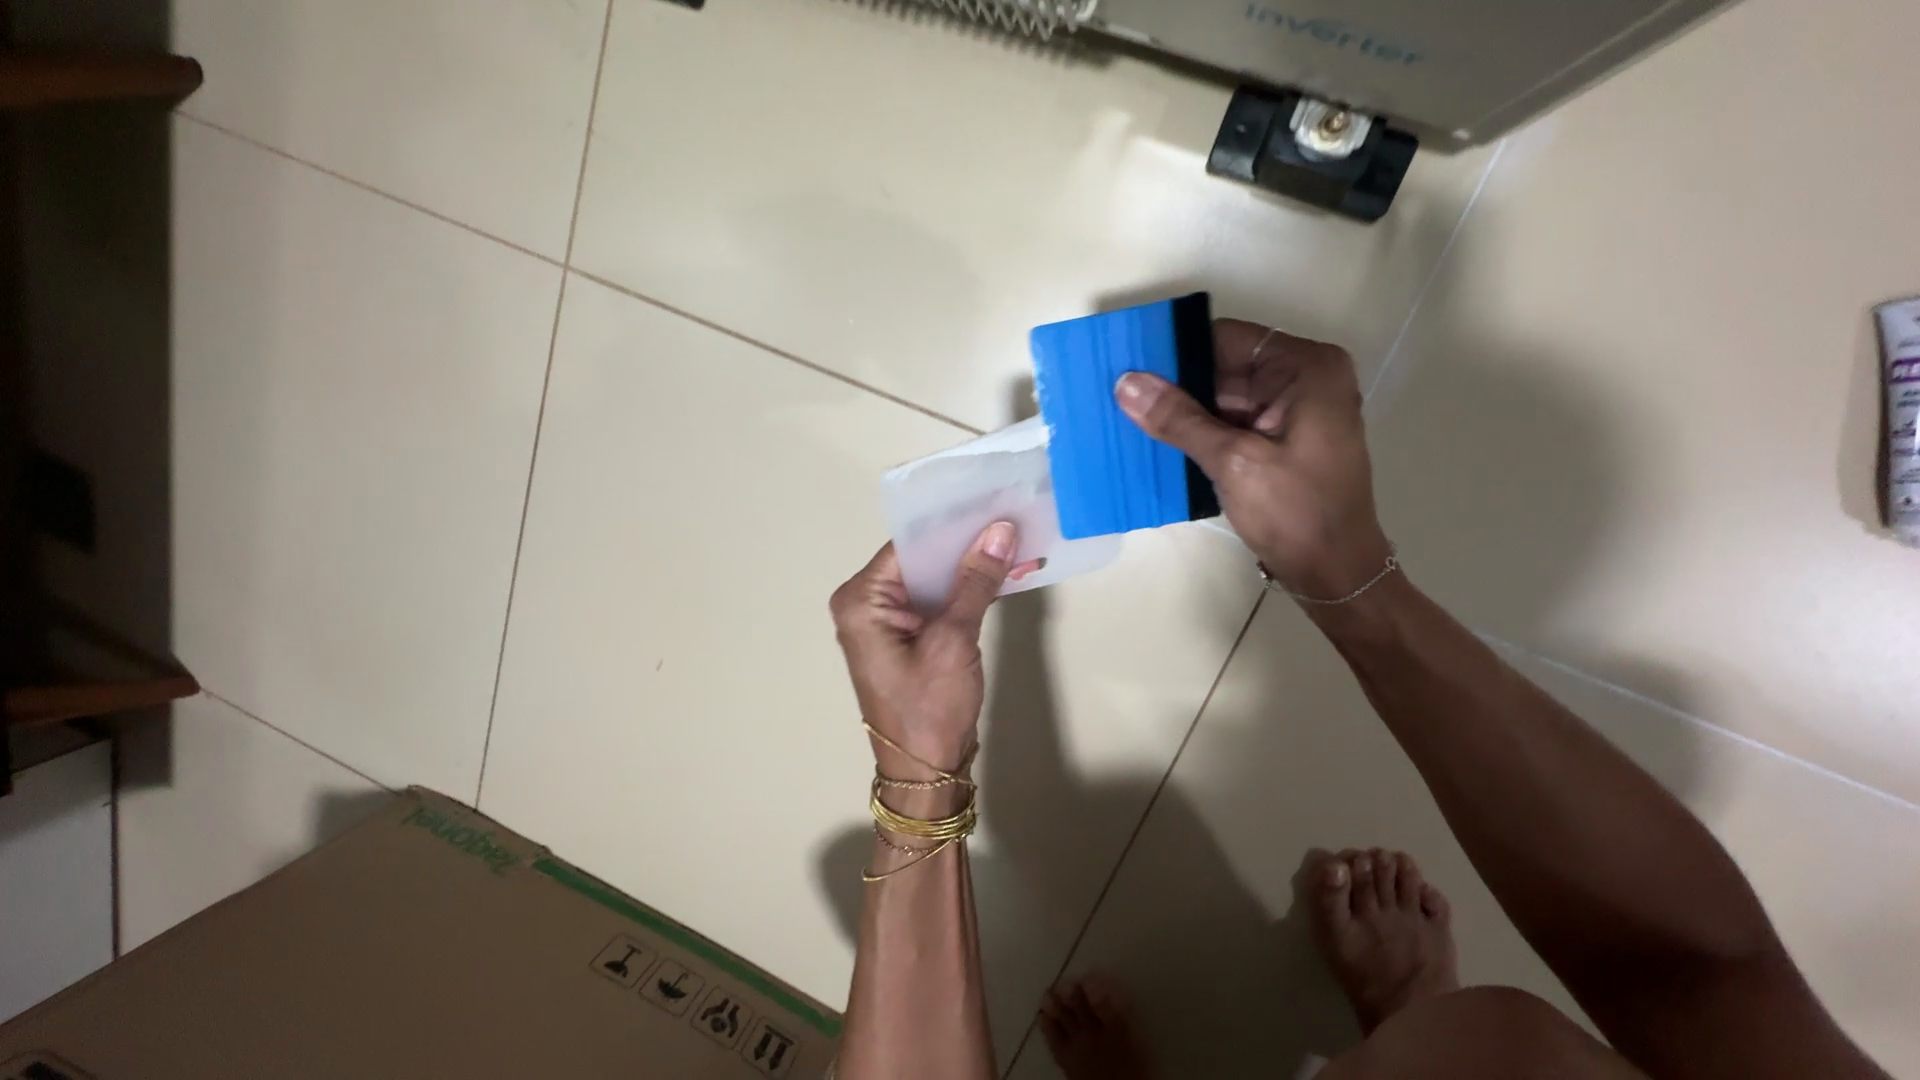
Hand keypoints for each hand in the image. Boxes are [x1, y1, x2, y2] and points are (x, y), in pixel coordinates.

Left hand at [830, 522, 1018, 776]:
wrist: (927, 772)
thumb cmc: (929, 707)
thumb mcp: (954, 640)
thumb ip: (975, 582)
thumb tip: (999, 530)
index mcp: (861, 600)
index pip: (909, 544)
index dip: (951, 523)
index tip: (991, 500)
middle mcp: (867, 604)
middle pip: (921, 559)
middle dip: (966, 542)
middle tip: (1011, 514)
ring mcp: (888, 622)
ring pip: (934, 578)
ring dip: (971, 566)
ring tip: (1016, 538)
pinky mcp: (910, 637)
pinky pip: (939, 600)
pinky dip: (968, 590)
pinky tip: (1005, 572)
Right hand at [1115, 319, 1390, 598]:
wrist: (1336, 574)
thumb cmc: (1296, 512)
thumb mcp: (1233, 462)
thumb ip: (1179, 419)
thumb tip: (1126, 383)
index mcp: (1306, 369)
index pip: (1228, 338)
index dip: (1177, 350)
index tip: (1128, 363)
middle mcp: (1304, 379)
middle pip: (1224, 366)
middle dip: (1175, 383)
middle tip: (1118, 393)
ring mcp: (1293, 411)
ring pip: (1222, 396)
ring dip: (1182, 410)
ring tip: (1126, 415)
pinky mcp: (1281, 440)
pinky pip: (1231, 422)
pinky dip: (1198, 431)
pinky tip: (1157, 440)